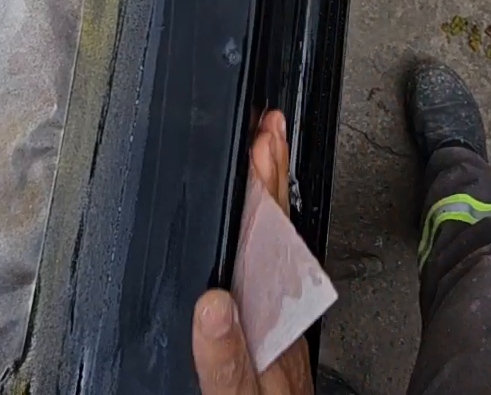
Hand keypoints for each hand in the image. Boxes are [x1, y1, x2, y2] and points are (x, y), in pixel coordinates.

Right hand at [192, 109, 314, 394]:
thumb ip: (229, 363)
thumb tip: (212, 303)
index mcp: (271, 322)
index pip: (264, 239)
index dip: (262, 186)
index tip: (261, 140)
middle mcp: (278, 315)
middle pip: (276, 234)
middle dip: (272, 176)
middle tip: (269, 127)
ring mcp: (276, 323)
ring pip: (277, 248)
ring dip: (271, 195)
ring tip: (266, 152)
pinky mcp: (269, 335)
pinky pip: (270, 270)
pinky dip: (263, 233)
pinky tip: (259, 224)